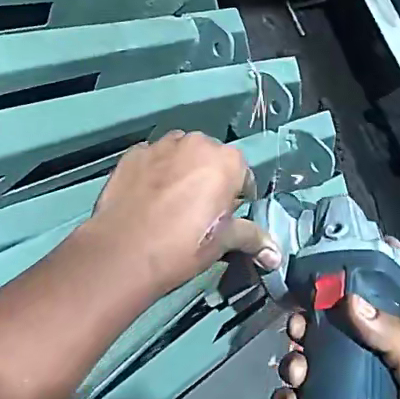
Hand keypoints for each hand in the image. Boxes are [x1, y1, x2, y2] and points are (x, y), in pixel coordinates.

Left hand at [74, 130, 279, 295]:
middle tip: (198, 211)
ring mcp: (161, 145)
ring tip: (170, 203)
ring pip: (180, 154)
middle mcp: (196, 143)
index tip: (225, 216)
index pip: (243, 175)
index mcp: (227, 161)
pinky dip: (153, 172)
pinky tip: (147, 198)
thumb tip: (276, 255)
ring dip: (181, 171)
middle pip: (211, 159)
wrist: (123, 251)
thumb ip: (252, 238)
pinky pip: (152, 158)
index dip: (236, 197)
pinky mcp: (132, 153)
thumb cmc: (183, 245)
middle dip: (208, 179)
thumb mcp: (222, 243)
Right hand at [271, 241, 399, 398]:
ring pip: (312, 366)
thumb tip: (351, 301)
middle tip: (296, 324)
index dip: (350, 289)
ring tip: (295, 370)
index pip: (375, 311)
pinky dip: (287, 397)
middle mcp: (373, 377)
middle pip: (334, 335)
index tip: (323, 275)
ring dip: (296, 359)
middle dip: (310, 323)